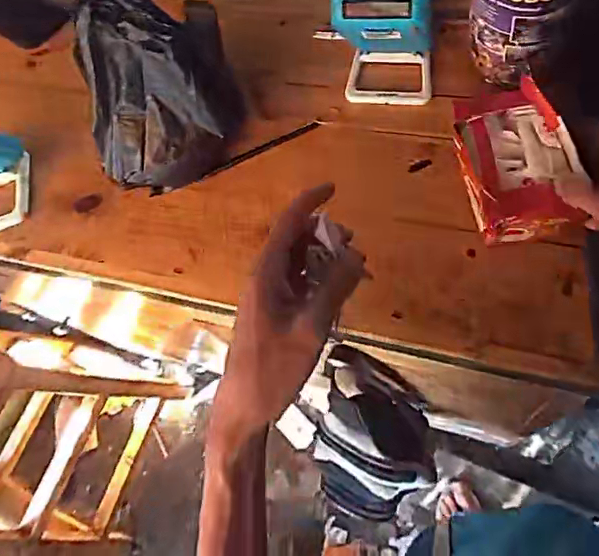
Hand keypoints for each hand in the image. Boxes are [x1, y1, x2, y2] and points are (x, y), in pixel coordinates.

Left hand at [211, 185, 365, 447]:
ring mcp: (267, 292)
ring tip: (353, 272)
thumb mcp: (310, 329)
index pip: (289, 223)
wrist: (242, 410)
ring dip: (325, 258)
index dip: (310, 201)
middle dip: (326, 236)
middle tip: (354, 249)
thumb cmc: (272, 370)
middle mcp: (264, 275)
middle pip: (296, 239)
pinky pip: (298, 280)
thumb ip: (334, 289)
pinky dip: (319, 278)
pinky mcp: (272, 309)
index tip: (333, 187)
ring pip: (298, 260)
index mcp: (266, 272)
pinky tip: (339, 292)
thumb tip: (356, 255)